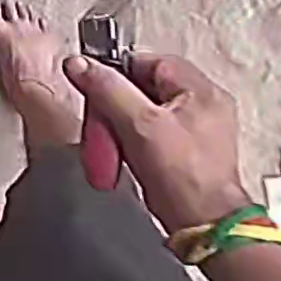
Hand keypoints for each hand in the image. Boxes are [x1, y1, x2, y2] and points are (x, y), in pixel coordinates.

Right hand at [62, 52, 254, 232]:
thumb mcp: (138, 123)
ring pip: (137, 110)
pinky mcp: (179, 147)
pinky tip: (120, 154)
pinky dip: (124, 139)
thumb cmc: (180, 171)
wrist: (199, 217)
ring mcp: (190, 127)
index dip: (117, 71)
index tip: (91, 84)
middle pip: (140, 87)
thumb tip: (79, 63)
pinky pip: (141, 130)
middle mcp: (201, 105)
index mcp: (201, 91)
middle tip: (99, 123)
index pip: (150, 62)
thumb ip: (107, 89)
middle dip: (111, 105)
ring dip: (114, 125)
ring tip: (109, 144)